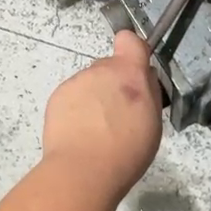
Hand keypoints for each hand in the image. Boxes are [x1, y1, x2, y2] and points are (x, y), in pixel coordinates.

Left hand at [41, 31, 162, 197]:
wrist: (83, 170)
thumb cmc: (127, 151)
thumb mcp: (153, 122)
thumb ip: (148, 92)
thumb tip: (143, 79)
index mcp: (130, 74)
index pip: (131, 40)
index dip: (133, 51)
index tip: (134, 71)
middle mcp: (101, 70)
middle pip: (109, 67)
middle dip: (113, 84)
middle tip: (117, 116)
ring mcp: (76, 82)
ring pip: (89, 83)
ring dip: (94, 98)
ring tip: (96, 130)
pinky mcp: (57, 96)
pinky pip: (71, 96)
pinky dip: (76, 109)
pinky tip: (79, 133)